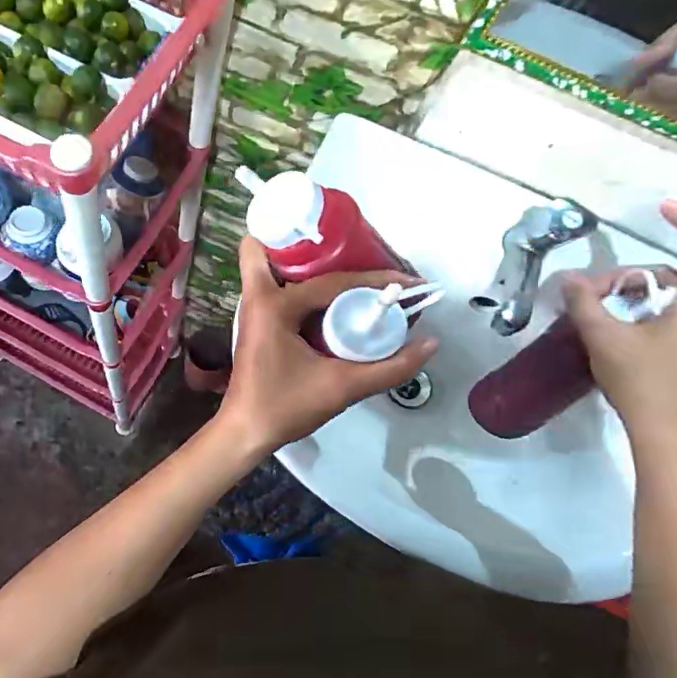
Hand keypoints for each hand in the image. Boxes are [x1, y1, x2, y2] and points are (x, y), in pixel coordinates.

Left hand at [216, 236, 438, 453]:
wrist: (246, 433)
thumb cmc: (286, 408)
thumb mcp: (342, 388)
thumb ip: (389, 368)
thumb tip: (430, 343)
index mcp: (274, 306)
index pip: (332, 280)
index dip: (374, 279)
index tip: (406, 283)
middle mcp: (257, 297)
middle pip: (270, 248)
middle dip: (307, 244)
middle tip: (352, 257)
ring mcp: (253, 309)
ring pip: (268, 265)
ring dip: (302, 263)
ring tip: (347, 274)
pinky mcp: (257, 322)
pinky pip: (274, 286)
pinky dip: (299, 284)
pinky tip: (330, 302)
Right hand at [561, 202, 676, 434]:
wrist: (669, 435)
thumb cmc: (643, 382)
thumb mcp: (605, 339)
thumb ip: (585, 304)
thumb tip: (570, 279)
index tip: (662, 208)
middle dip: (641, 271)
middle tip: (603, 286)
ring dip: (645, 292)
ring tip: (607, 307)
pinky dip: (654, 310)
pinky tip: (625, 327)